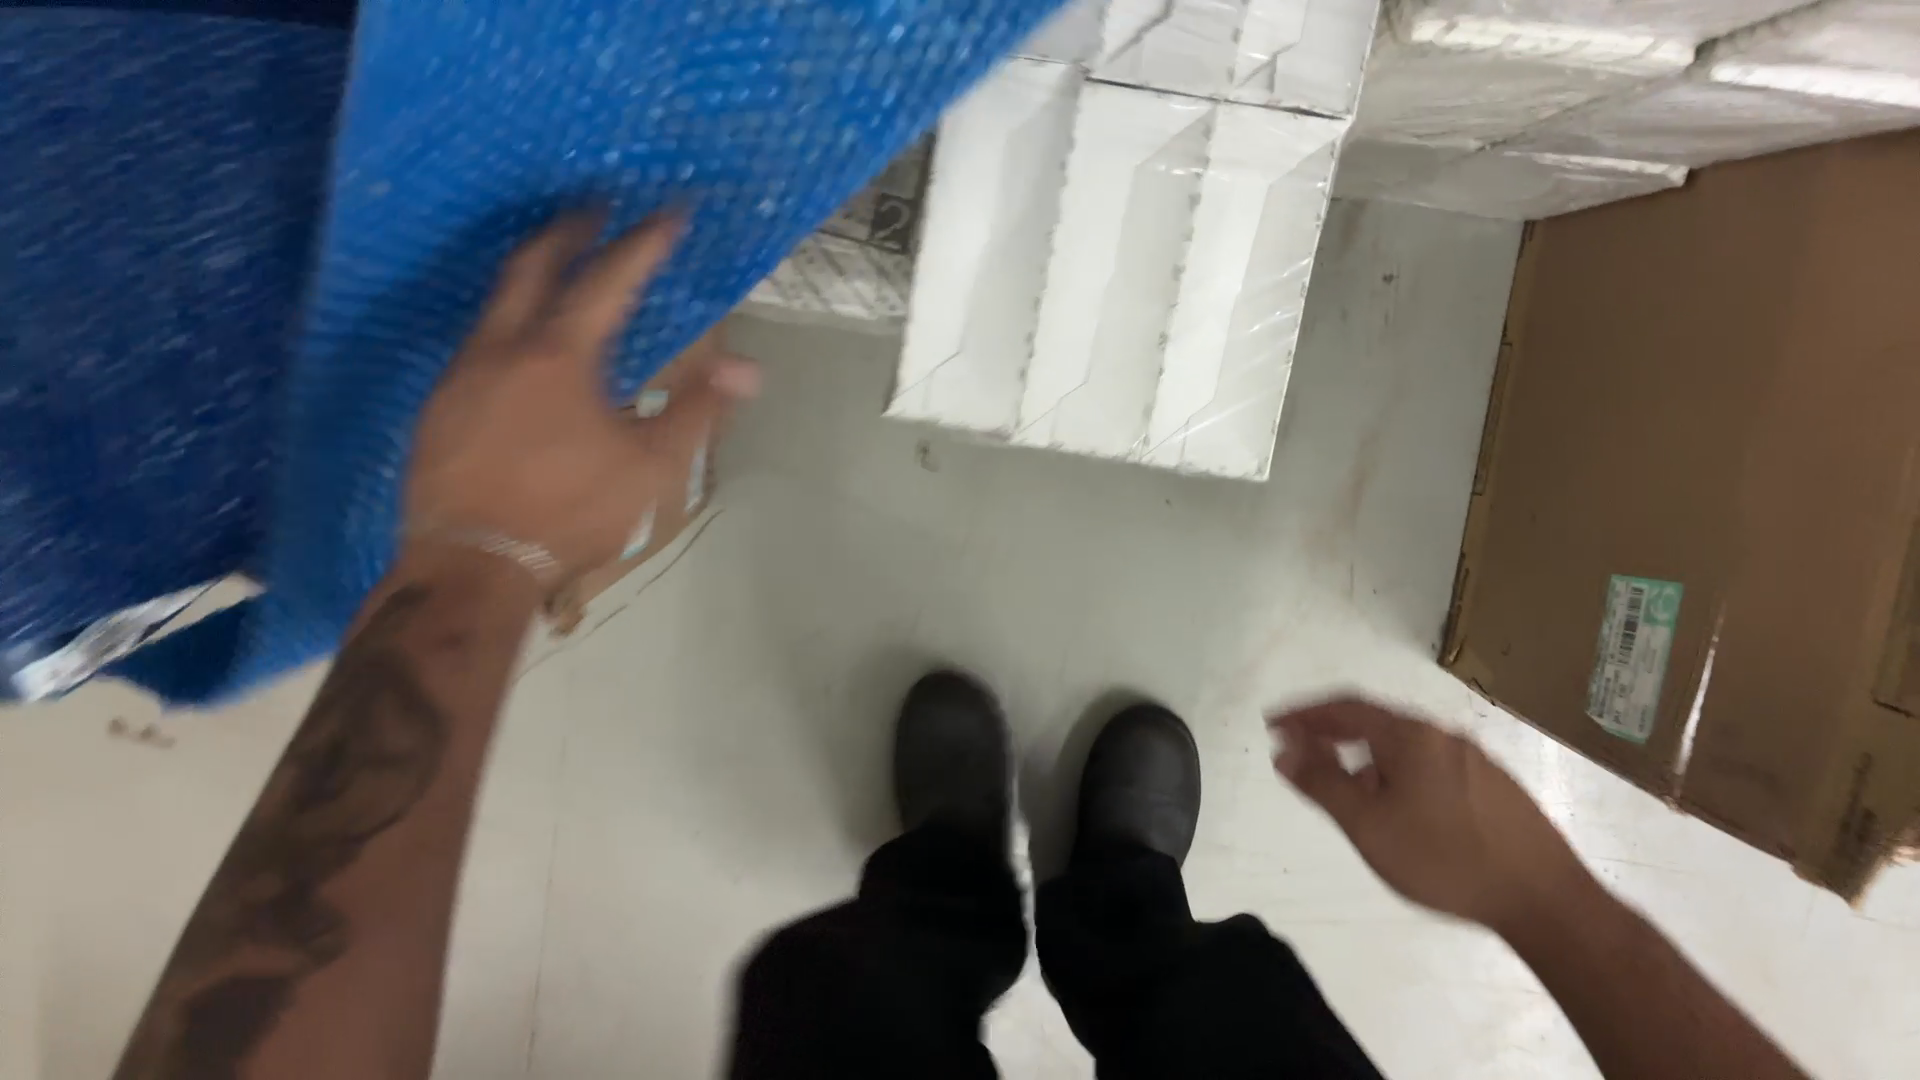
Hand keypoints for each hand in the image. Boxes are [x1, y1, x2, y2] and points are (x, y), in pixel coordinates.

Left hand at [405, 211, 759, 575]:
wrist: (477, 562)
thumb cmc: (574, 510)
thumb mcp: (651, 465)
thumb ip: (696, 410)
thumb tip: (747, 369)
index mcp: (561, 356)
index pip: (609, 280)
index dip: (642, 244)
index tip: (668, 215)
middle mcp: (504, 347)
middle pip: (533, 265)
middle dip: (569, 230)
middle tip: (596, 209)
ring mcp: (463, 373)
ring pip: (496, 301)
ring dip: (532, 272)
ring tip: (560, 268)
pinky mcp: (440, 403)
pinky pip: (477, 339)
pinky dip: (508, 319)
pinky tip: (522, 344)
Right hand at [1269, 698, 1593, 931]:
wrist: (1549, 903)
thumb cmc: (1446, 859)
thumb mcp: (1368, 824)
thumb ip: (1322, 783)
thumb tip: (1285, 751)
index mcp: (1410, 735)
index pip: (1345, 707)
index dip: (1305, 713)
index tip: (1274, 724)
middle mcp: (1443, 736)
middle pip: (1376, 721)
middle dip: (1333, 733)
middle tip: (1302, 750)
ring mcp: (1475, 761)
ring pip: (1405, 746)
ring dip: (1364, 755)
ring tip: (1346, 787)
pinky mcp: (1496, 788)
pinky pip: (1430, 765)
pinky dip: (1397, 772)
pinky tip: (1398, 808)